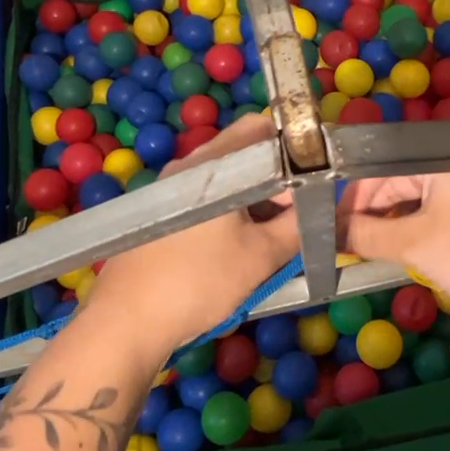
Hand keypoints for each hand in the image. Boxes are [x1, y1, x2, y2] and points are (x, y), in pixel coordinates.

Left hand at [85, 114, 299, 358]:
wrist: (126, 322)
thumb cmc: (198, 281)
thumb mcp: (261, 256)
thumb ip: (300, 225)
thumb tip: (323, 206)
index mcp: (212, 163)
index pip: (262, 128)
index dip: (295, 147)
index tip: (314, 179)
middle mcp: (188, 166)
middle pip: (244, 155)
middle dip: (278, 182)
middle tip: (295, 218)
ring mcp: (170, 189)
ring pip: (227, 181)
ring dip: (255, 203)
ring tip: (270, 240)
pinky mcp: (160, 214)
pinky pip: (206, 201)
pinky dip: (230, 216)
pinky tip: (238, 249)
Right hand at [338, 170, 449, 335]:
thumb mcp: (413, 244)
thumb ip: (365, 234)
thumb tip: (329, 232)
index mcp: (441, 158)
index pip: (380, 165)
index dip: (351, 194)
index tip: (326, 222)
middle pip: (398, 181)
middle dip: (368, 211)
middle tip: (340, 241)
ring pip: (417, 201)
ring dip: (389, 225)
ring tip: (363, 250)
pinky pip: (437, 217)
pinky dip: (414, 233)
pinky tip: (398, 253)